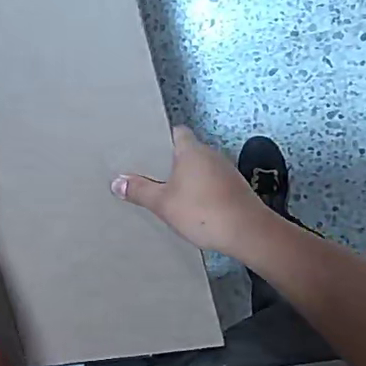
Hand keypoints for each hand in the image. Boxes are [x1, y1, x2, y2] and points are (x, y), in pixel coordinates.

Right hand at [111, 126, 278, 254]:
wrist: (247, 232)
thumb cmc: (204, 212)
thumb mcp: (163, 203)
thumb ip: (140, 190)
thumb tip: (118, 182)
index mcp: (192, 150)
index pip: (177, 132)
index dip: (162, 138)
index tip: (148, 148)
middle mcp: (211, 155)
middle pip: (188, 151)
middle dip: (171, 162)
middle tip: (151, 175)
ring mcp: (226, 171)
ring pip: (201, 168)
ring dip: (187, 178)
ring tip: (169, 194)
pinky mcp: (236, 189)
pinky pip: (212, 183)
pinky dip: (201, 191)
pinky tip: (192, 208)